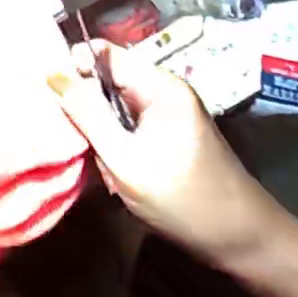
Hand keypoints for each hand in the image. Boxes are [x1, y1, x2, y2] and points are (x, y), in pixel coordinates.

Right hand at [47, 42, 284, 270]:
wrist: (245, 243)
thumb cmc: (184, 200)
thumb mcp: (125, 160)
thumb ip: (87, 114)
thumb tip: (53, 74)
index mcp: (159, 86)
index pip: (105, 53)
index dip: (75, 66)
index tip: (52, 94)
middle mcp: (165, 90)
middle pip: (108, 79)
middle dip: (89, 108)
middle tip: (82, 141)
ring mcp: (170, 112)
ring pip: (116, 105)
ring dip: (102, 132)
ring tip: (104, 164)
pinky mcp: (170, 133)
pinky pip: (130, 124)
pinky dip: (117, 143)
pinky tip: (118, 172)